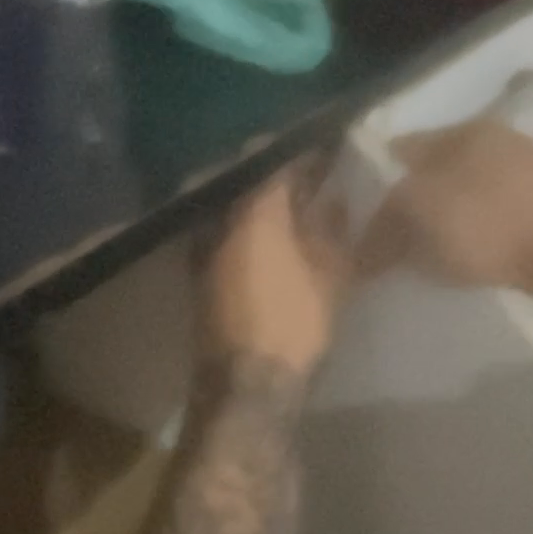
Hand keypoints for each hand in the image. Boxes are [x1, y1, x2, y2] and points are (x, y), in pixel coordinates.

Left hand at [203, 158, 350, 375]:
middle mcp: (219, 218)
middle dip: (280, 175)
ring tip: (297, 210)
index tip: (326, 151)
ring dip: (262, 203)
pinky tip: (275, 241)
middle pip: (248, 178)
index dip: (302, 151)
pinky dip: (249, 229)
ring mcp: (202, 246)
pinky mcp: (198, 273)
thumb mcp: (330, 276)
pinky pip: (226, 233)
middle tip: (313, 180)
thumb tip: (334, 201)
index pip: (274, 156)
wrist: (246, 383)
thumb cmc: (293, 323)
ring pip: (234, 206)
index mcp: (253, 209)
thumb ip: (333, 231)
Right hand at [363, 121, 532, 290]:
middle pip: (440, 167)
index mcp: (459, 130)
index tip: (363, 219)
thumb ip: (386, 224)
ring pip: (473, 188)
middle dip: (417, 198)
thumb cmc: (489, 224)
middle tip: (399, 239)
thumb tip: (365, 247)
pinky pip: (504, 212)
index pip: (402, 149)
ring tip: (440, 252)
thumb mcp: (419, 216)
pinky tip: (484, 254)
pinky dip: (486, 230)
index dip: (376, 182)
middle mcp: (497, 137)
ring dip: (454, 215)